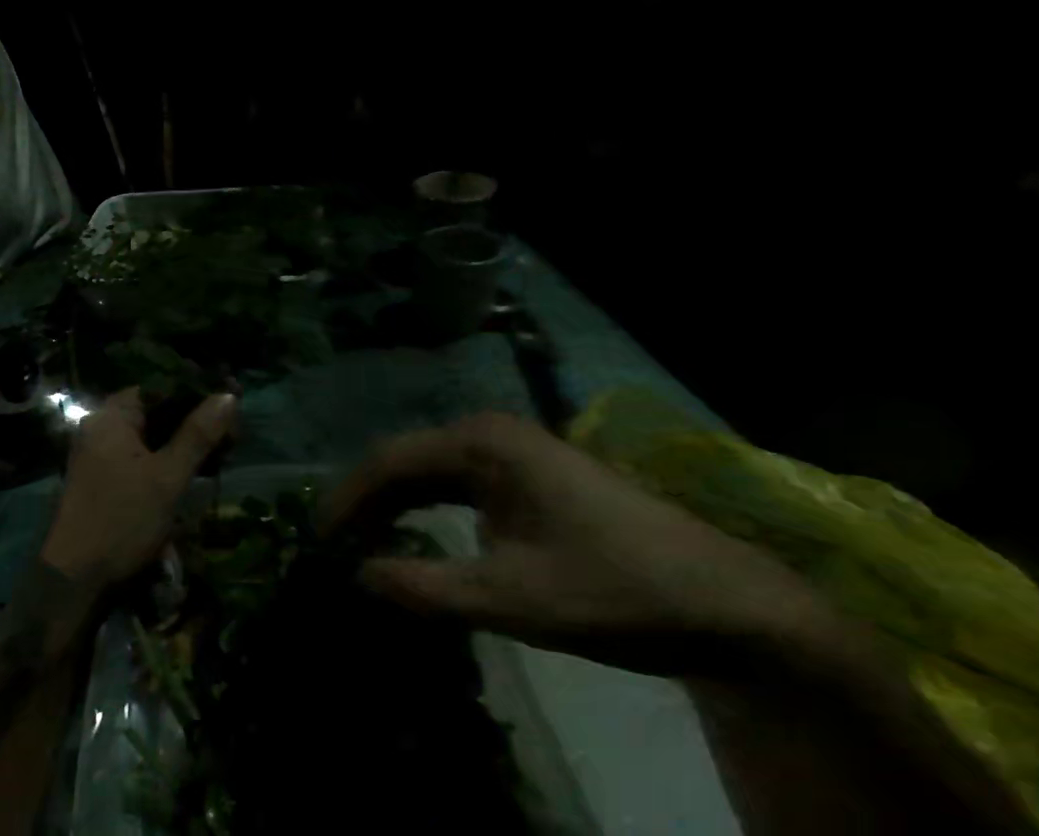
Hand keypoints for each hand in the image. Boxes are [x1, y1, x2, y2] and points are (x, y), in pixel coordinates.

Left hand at [42, 389, 237, 587]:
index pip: (161, 386)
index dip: (198, 390)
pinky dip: (171, 457)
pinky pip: (145, 454)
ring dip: (187, 439)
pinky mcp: (107, 477)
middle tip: (233, 434)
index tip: (232, 401)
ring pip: (154, 433)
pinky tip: (198, 468)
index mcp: (112, 417)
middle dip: (197, 417)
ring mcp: (103, 453)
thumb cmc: (122, 520)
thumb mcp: (167, 477)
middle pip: (158, 408)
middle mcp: (103, 427)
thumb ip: (198, 434)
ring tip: (223, 452)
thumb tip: (228, 395)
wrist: (75, 581)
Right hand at [323, 413, 842, 675]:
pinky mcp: (529, 482)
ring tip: (361, 550)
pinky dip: (427, 514)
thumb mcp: (509, 596)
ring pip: (430, 476)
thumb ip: (425, 586)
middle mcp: (491, 436)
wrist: (722, 602)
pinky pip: (458, 490)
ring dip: (394, 510)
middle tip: (332, 552)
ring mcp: (513, 456)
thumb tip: (357, 576)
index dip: (347, 500)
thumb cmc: (612, 588)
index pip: (388, 461)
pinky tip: (415, 543)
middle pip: (405, 463)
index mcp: (482, 443)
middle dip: (366, 504)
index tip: (316, 543)